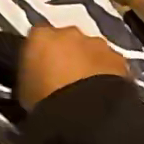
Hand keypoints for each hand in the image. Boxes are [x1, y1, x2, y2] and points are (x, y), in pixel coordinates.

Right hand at [18, 25, 132, 108]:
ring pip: (91, 49)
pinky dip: (107, 73)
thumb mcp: (25, 89)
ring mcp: (97, 43)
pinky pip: (110, 63)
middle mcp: (69, 32)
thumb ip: (31, 74)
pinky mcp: (119, 58)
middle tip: (64, 78)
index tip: (40, 69)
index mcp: (40, 37)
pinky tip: (104, 91)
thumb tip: (37, 76)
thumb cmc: (44, 101)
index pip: (36, 37)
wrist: (84, 111)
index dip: (39, 53)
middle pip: (66, 39)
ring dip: (88, 62)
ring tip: (86, 87)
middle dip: (66, 53)